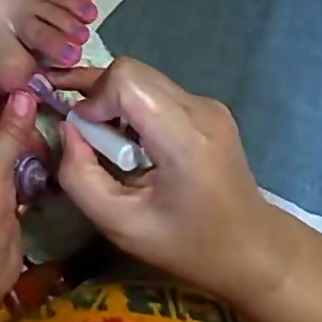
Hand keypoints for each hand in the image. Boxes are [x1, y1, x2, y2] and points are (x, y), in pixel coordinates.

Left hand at [0, 65, 40, 307]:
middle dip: (19, 100)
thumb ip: (9, 128)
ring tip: (50, 139)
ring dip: (30, 131)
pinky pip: (21, 154)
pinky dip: (34, 154)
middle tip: (53, 98)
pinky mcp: (5, 180)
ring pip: (11, 128)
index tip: (26, 75)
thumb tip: (27, 91)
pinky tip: (48, 162)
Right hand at [50, 58, 291, 303]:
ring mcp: (207, 103)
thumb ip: (79, 176)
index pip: (127, 79)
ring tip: (105, 138)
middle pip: (130, 71)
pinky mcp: (206, 106)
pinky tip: (130, 140)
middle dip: (97, 95)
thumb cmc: (187, 245)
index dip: (94, 97)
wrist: (253, 250)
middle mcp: (199, 108)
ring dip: (112, 101)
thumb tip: (68, 129)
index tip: (86, 134)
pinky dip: (131, 106)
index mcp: (184, 138)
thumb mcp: (119, 225)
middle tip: (83, 130)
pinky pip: (154, 89)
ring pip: (139, 76)